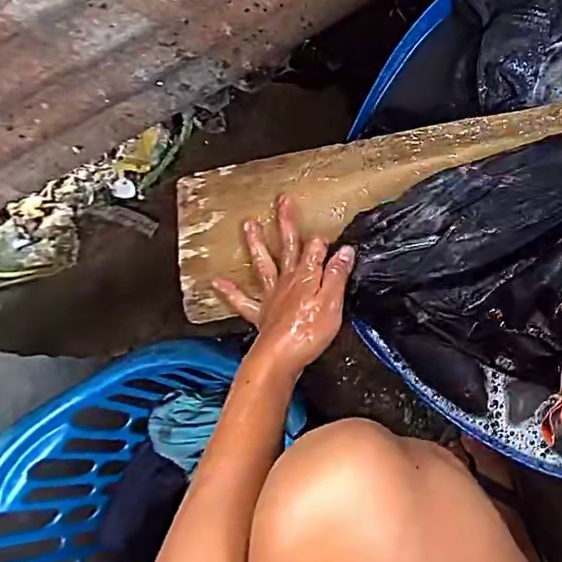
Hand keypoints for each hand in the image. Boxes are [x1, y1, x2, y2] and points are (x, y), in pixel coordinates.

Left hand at [215, 194, 352, 375]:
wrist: (278, 360)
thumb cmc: (308, 332)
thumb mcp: (332, 302)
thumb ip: (337, 274)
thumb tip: (345, 250)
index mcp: (307, 276)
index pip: (316, 249)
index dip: (322, 242)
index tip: (332, 238)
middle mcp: (288, 281)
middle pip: (288, 246)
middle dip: (286, 222)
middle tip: (282, 201)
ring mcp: (272, 296)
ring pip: (264, 264)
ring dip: (257, 243)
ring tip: (249, 225)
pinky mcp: (261, 314)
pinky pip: (242, 301)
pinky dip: (229, 291)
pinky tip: (216, 282)